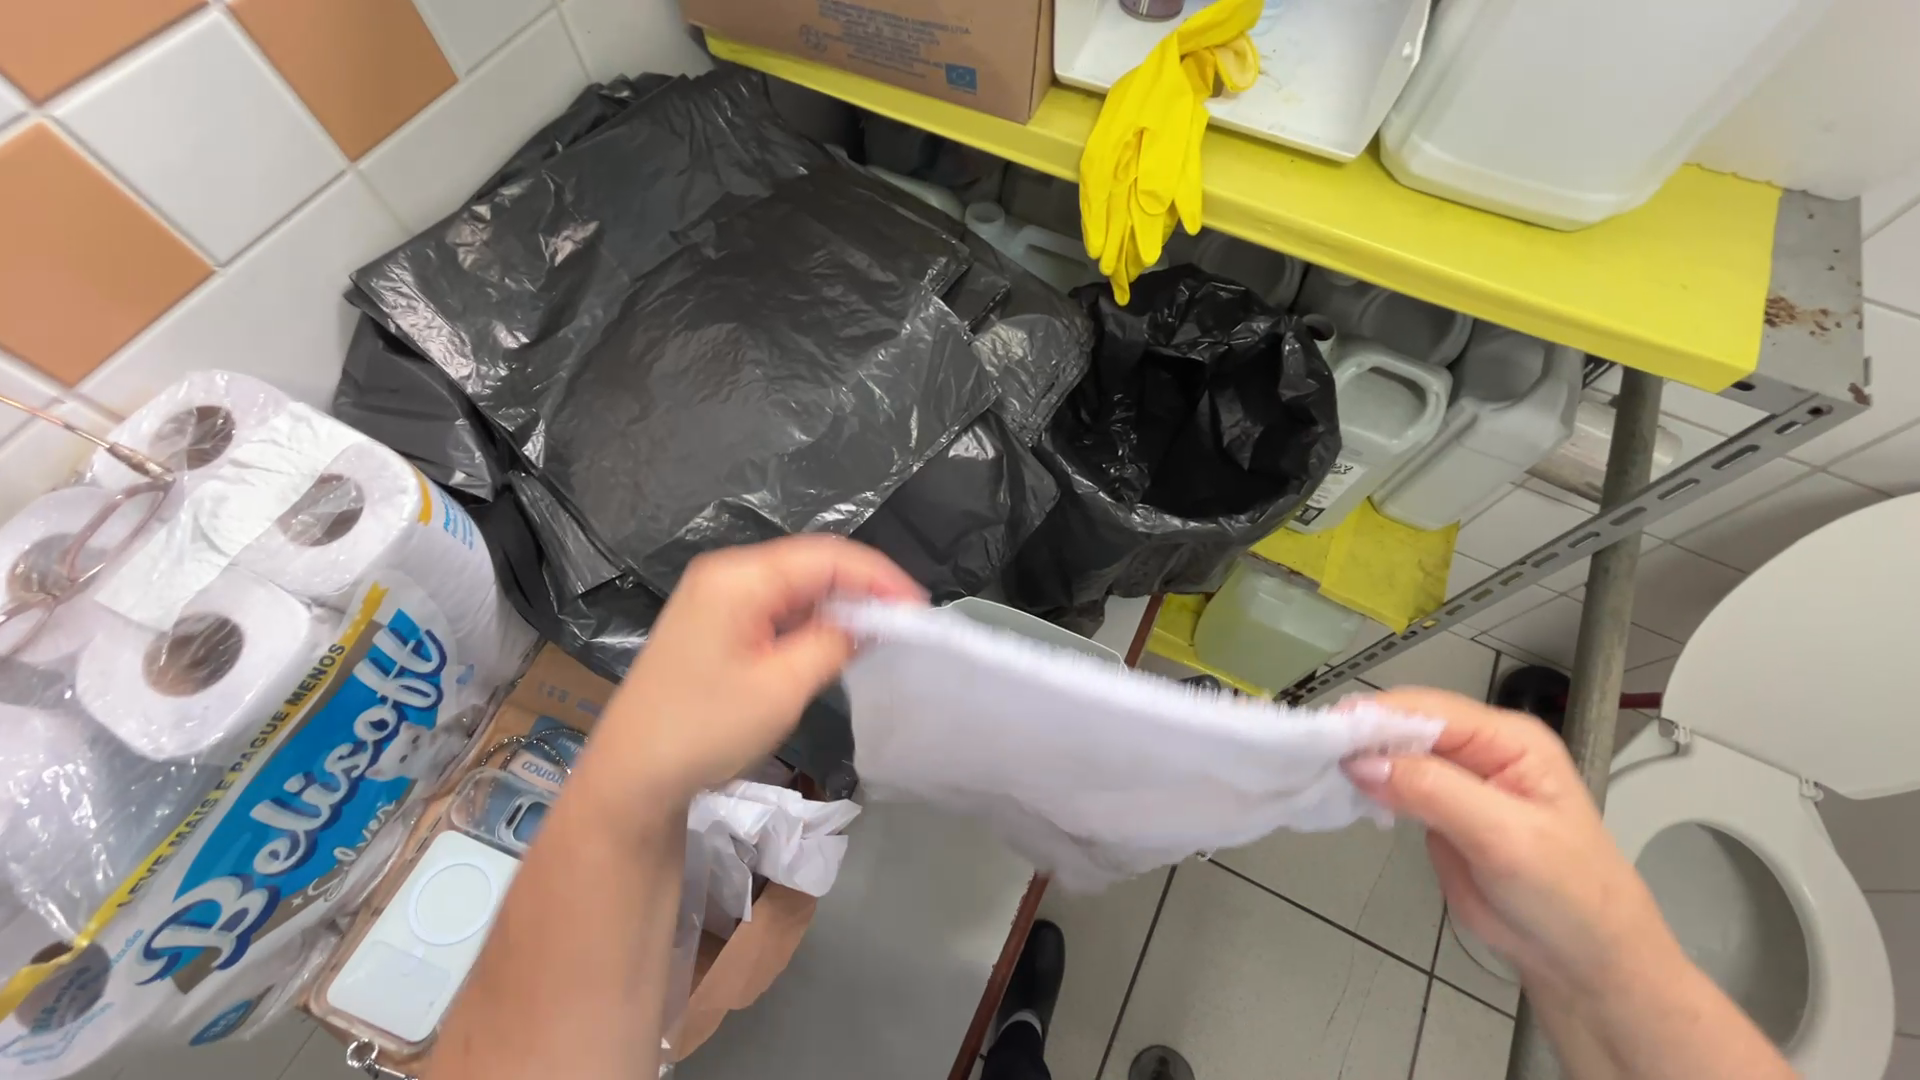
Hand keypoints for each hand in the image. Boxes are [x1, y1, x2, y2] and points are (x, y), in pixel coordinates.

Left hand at [582, 536, 924, 811]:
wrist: (630, 776)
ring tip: (879, 630)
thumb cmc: (704, 729)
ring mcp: (716, 597)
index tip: (918, 608)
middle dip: (861, 588)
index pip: (827, 556)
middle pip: (811, 564)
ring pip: (795, 585)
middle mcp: (727, 574)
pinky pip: (775, 606)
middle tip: (904, 620)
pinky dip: (810, 620)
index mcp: (739, 577)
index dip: (878, 577)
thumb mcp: (782, 687)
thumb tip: (869, 621)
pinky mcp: (714, 622)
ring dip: (838, 605)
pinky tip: (834, 639)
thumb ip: (833, 642)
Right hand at [1342, 688, 1682, 1001]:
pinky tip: (1342, 791)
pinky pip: (1390, 779)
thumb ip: (1433, 790)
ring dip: (1357, 757)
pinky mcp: (1436, 805)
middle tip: (1312, 753)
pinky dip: (1364, 782)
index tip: (1325, 734)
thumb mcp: (1504, 838)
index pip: (1428, 710)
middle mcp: (1479, 747)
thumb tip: (1360, 761)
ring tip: (1317, 769)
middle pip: (1404, 722)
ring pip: (1392, 749)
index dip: (1376, 718)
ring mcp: (1456, 776)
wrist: (1582, 962)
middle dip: (1360, 735)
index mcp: (1508, 739)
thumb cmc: (1567, 896)